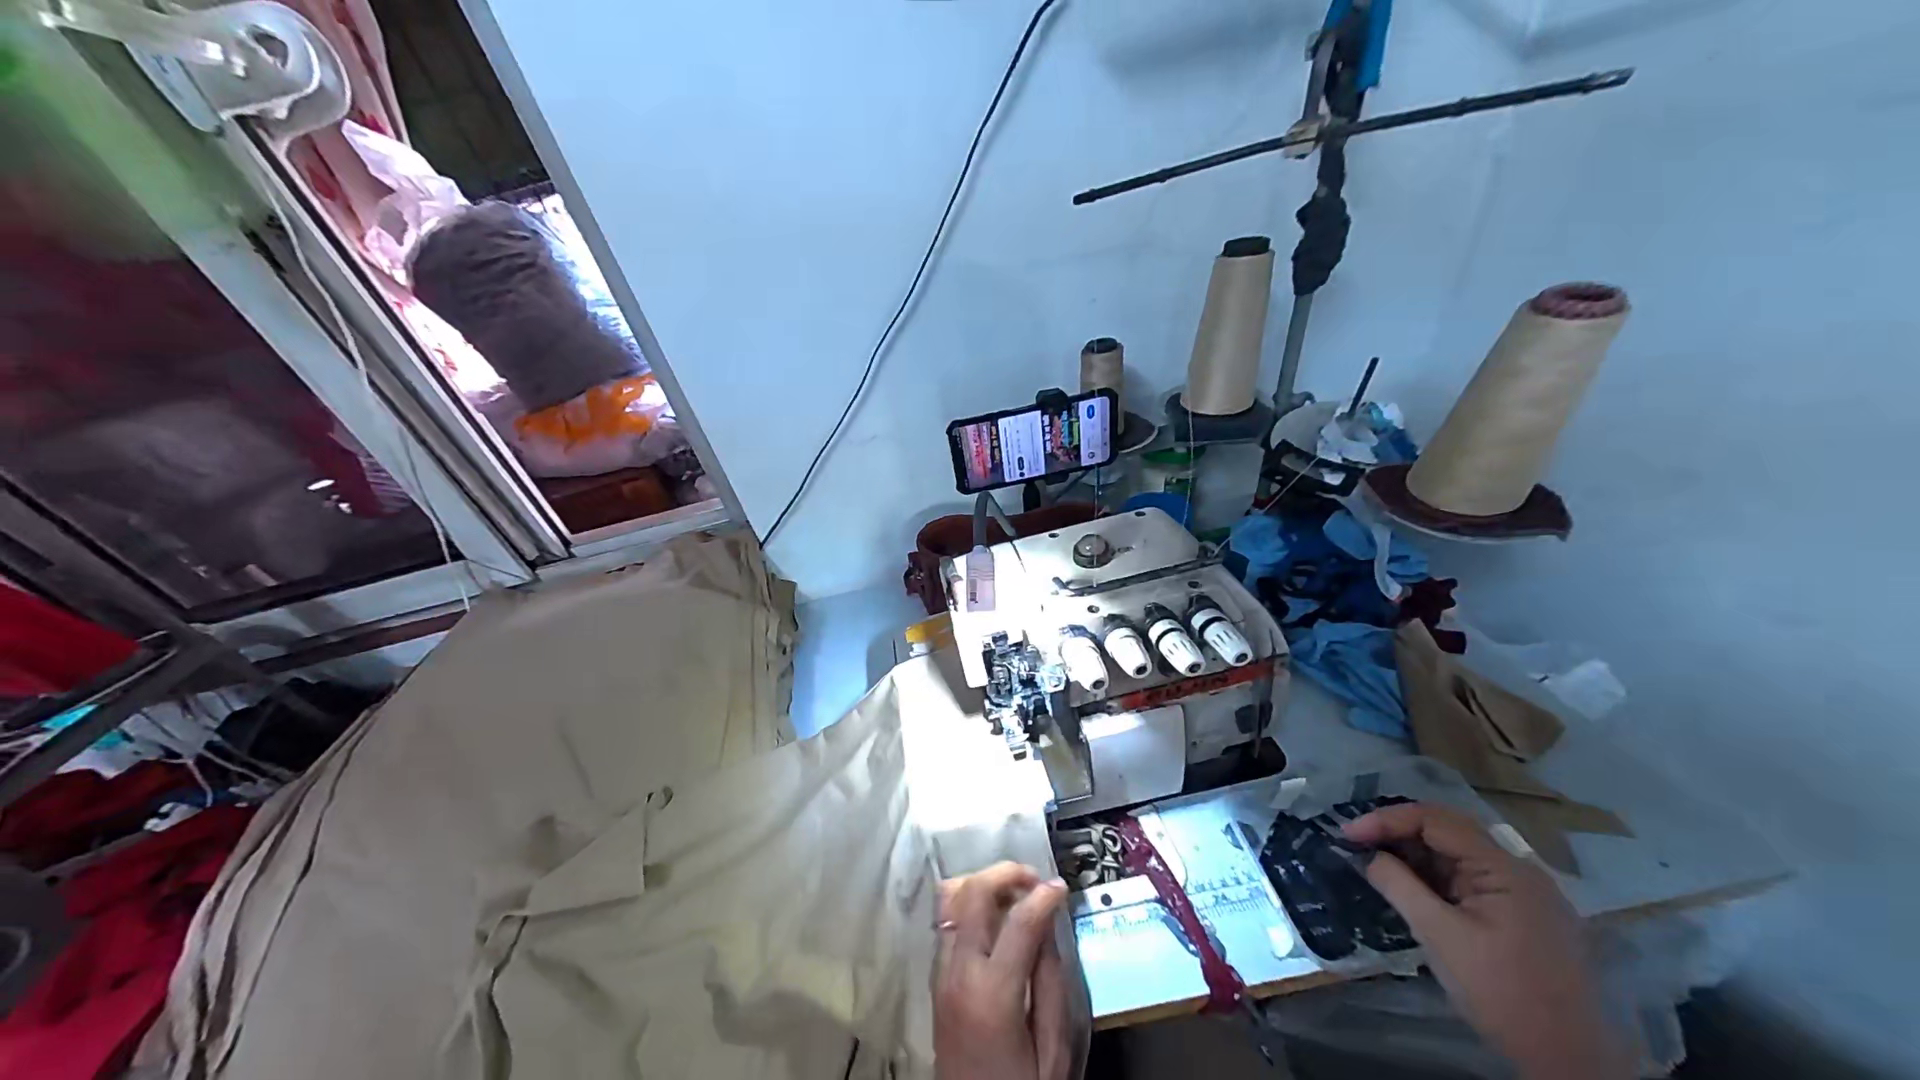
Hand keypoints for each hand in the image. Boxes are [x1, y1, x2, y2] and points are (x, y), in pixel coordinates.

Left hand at [933, 863, 1070, 1079]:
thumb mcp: (1052, 1048)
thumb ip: (1052, 983)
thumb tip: (1048, 929)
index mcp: (993, 993)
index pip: (1018, 921)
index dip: (1044, 896)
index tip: (1060, 887)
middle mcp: (959, 972)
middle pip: (973, 893)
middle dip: (1005, 873)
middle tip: (1034, 879)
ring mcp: (941, 972)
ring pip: (951, 899)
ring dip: (984, 884)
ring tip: (1014, 892)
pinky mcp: (935, 977)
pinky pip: (947, 920)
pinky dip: (969, 903)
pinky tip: (994, 915)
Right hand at [1343, 802, 1632, 1079]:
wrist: (1567, 1060)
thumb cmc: (1501, 992)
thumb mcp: (1439, 935)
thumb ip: (1398, 885)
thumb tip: (1366, 854)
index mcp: (1506, 869)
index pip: (1436, 821)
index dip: (1387, 820)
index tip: (1348, 834)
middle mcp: (1517, 871)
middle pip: (1447, 830)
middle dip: (1398, 832)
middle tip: (1356, 842)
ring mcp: (1520, 893)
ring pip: (1455, 854)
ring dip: (1412, 853)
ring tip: (1373, 860)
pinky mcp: (1517, 913)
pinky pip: (1466, 878)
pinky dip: (1432, 875)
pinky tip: (1406, 884)